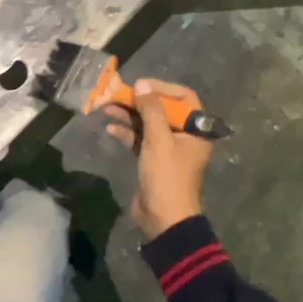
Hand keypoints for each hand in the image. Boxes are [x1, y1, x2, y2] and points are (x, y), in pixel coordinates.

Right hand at [103, 79, 212, 238]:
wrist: (163, 217)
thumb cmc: (167, 175)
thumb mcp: (159, 140)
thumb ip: (151, 110)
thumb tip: (141, 84)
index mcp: (196, 129)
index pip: (182, 98)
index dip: (161, 88)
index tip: (140, 85)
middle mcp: (185, 135)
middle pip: (161, 110)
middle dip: (138, 102)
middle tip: (116, 95)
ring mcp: (168, 149)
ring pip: (148, 124)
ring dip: (128, 116)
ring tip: (107, 109)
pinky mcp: (153, 160)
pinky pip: (140, 140)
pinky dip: (126, 133)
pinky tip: (110, 128)